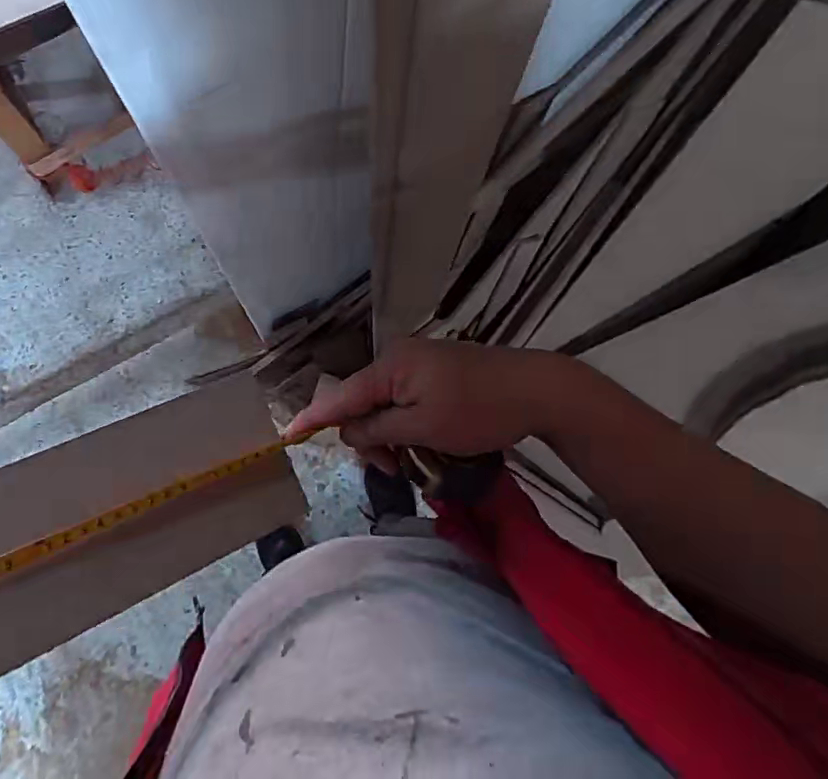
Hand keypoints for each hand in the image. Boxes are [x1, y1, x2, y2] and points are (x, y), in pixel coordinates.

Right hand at [282, 339, 605, 471]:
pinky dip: (405, 423)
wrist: (539, 388)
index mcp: (389, 366)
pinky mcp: (432, 369)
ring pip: (383, 404)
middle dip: (369, 438)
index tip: (287, 436)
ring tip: (415, 460)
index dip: (313, 419)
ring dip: (390, 434)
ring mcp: (415, 362)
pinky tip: (422, 441)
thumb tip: (348, 431)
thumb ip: (378, 429)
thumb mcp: (424, 428)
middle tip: (393, 469)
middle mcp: (395, 357)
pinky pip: (402, 399)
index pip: (340, 396)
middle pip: (361, 403)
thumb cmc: (480, 410)